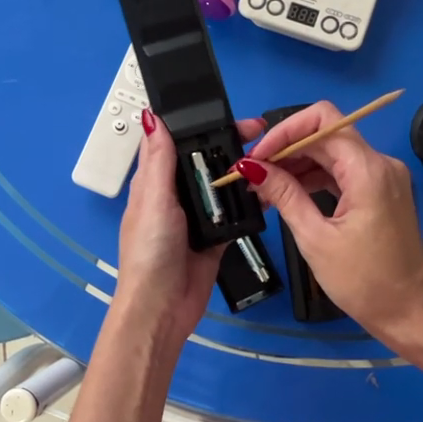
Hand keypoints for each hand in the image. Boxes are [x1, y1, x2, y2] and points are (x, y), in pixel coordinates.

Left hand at [114, 110, 266, 344]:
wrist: (163, 309)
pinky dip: (250, 203)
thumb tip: (151, 116)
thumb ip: (159, 161)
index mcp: (154, 183)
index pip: (176, 144)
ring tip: (272, 157)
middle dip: (229, 146)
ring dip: (242, 173)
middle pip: (204, 163)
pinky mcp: (216, 239)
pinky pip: (235, 215)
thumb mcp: (153, 200)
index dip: (198, 124)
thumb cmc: (150, 253)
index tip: (228, 112)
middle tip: (261, 133)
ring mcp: (197, 218)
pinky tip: (269, 190)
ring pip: (222, 187)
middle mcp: (175, 197)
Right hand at [235, 103, 422, 341]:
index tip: (257, 155)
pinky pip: (344, 173)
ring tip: (264, 188)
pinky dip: (315, 178)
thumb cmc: (363, 281)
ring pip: (333, 153)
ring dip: (298, 165)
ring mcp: (384, 178)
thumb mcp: (315, 238)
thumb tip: (252, 168)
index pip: (323, 121)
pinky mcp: (382, 192)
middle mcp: (381, 164)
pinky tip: (288, 194)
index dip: (284, 131)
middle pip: (327, 134)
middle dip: (286, 149)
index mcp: (369, 170)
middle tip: (252, 172)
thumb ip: (285, 195)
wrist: (407, 311)